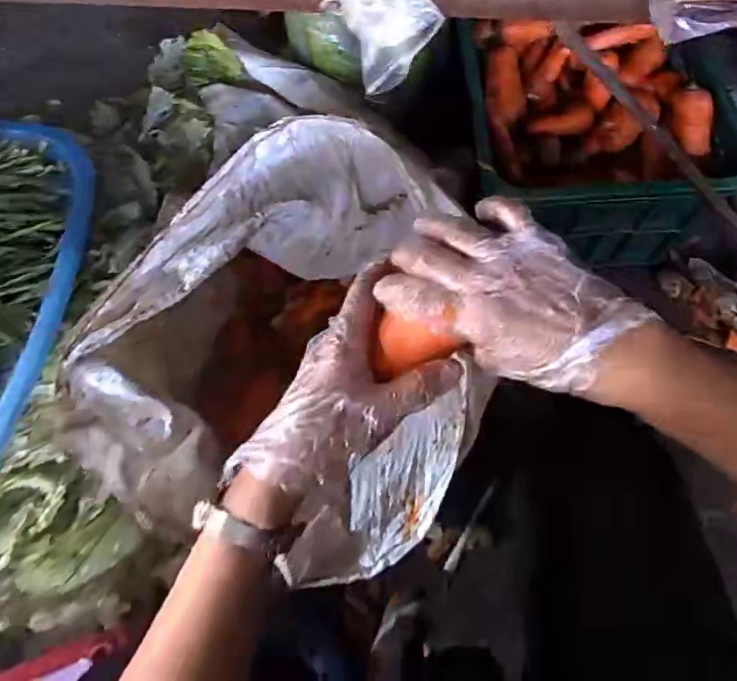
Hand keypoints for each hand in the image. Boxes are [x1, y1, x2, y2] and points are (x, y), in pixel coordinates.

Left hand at [223, 263, 460, 510]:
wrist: (277, 477)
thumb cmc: (328, 435)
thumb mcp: (382, 413)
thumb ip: (420, 386)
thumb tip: (458, 363)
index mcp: (342, 339)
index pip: (363, 289)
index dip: (385, 269)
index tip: (411, 258)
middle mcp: (329, 342)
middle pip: (363, 309)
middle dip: (393, 302)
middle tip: (425, 300)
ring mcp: (321, 363)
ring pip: (359, 333)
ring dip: (384, 329)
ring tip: (416, 332)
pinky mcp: (319, 383)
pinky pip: (354, 353)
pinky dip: (375, 350)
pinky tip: (393, 366)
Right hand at [377, 196, 658, 395]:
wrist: (602, 342)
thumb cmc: (550, 363)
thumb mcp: (500, 364)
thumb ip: (471, 343)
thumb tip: (454, 331)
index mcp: (470, 313)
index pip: (415, 296)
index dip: (391, 289)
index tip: (382, 286)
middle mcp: (480, 276)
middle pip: (427, 256)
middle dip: (404, 254)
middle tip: (399, 255)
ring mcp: (507, 251)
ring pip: (457, 228)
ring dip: (433, 225)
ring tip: (422, 225)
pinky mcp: (533, 237)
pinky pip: (505, 211)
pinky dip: (490, 207)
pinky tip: (481, 212)